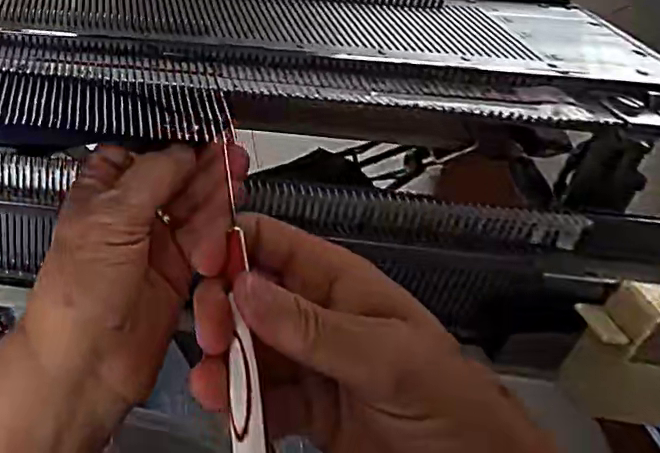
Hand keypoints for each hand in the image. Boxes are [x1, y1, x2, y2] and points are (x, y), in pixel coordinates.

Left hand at [0, 141, 246, 452]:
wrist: (84, 366)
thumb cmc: (74, 295)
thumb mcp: (111, 217)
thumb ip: (151, 177)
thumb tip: (181, 151)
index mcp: (100, 192)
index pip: (140, 153)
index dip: (170, 142)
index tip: (199, 131)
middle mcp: (126, 214)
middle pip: (171, 178)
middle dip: (201, 162)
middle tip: (228, 148)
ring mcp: (151, 244)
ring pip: (190, 206)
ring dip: (214, 187)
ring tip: (236, 167)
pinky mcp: (174, 273)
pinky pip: (202, 240)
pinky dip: (218, 224)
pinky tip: (230, 205)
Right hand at [190, 214, 555, 452]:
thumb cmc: (457, 405)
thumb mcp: (387, 357)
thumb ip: (314, 326)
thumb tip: (244, 287)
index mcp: (335, 280)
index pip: (268, 241)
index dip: (230, 243)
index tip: (202, 264)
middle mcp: (314, 314)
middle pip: (246, 295)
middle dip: (221, 310)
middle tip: (210, 337)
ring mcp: (309, 363)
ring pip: (247, 348)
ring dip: (223, 364)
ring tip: (212, 389)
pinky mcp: (307, 411)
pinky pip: (260, 400)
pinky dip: (240, 408)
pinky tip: (232, 418)